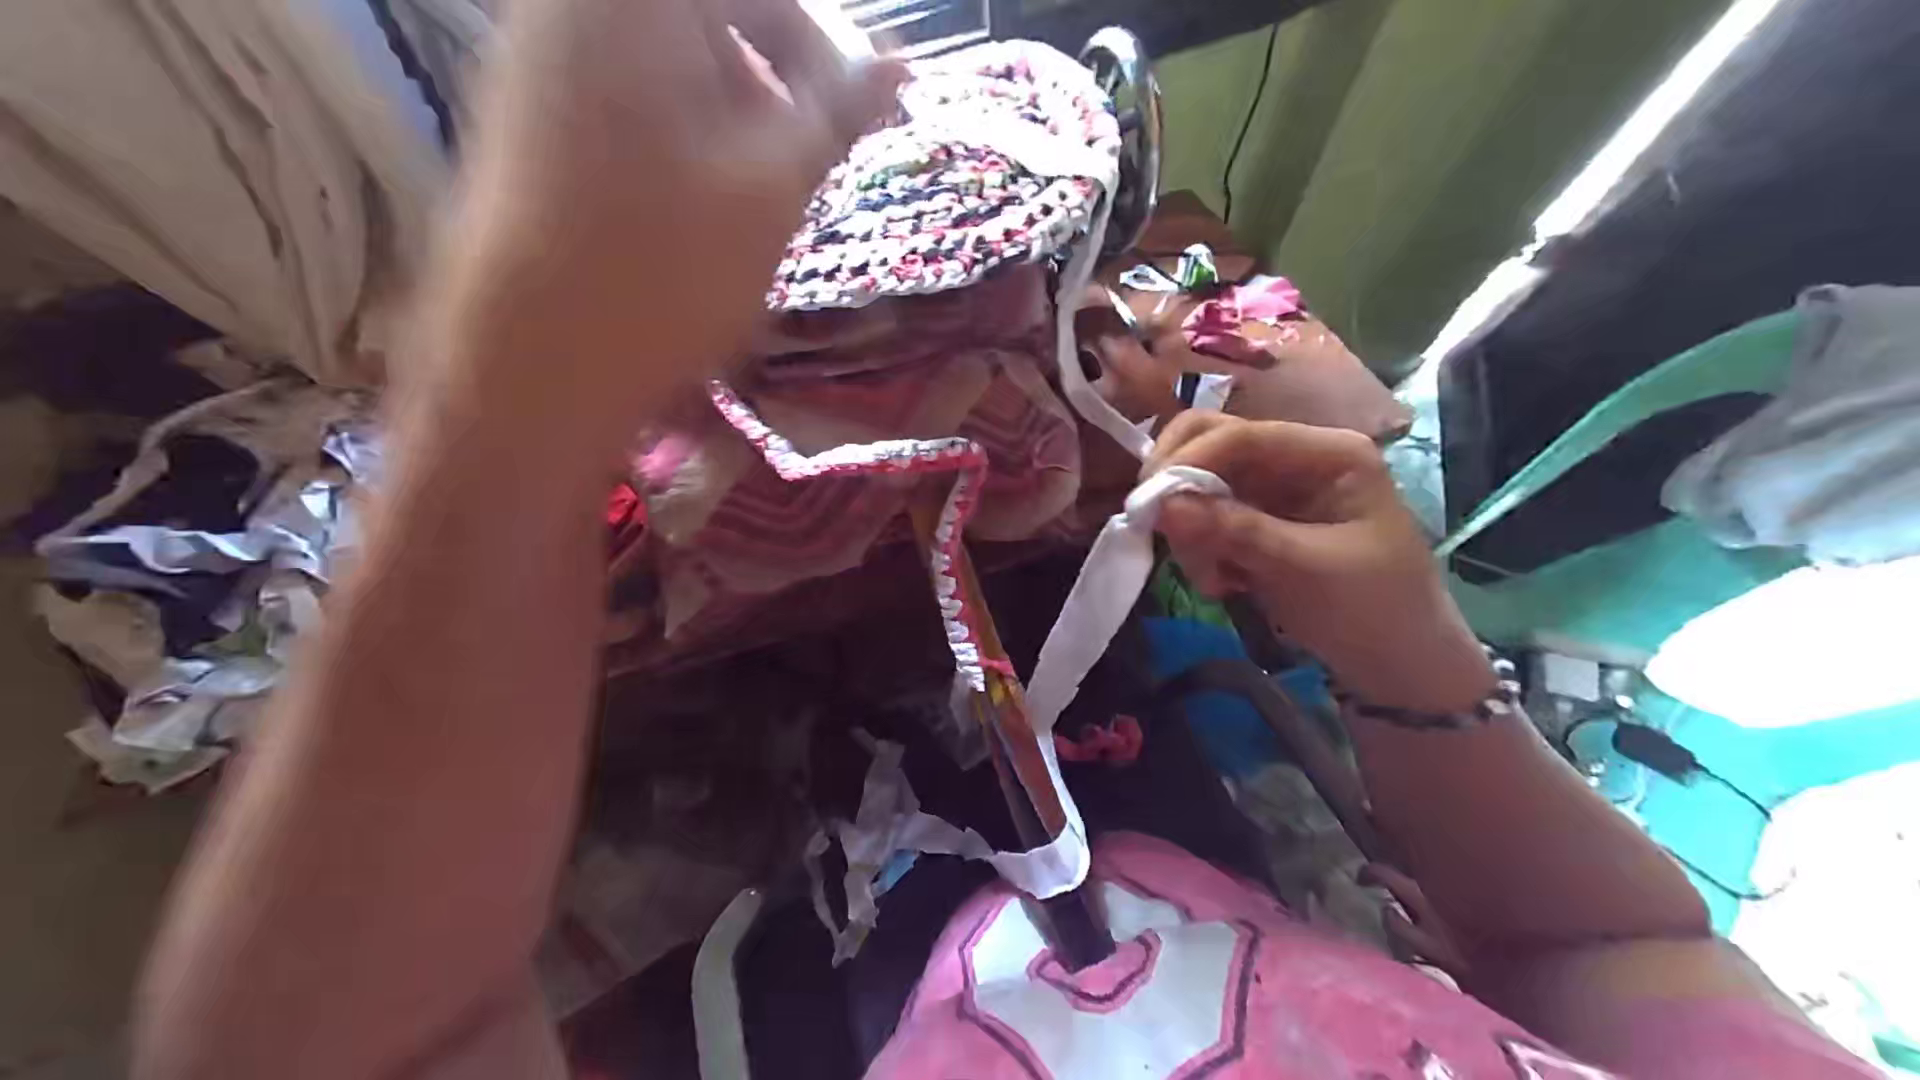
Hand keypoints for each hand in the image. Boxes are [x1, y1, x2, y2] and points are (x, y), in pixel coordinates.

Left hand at [422, 0, 905, 440]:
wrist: (538, 362)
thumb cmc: (667, 270)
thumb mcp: (773, 188)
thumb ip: (838, 114)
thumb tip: (898, 67)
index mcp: (634, 2)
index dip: (820, 48)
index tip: (851, 119)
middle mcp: (572, 7)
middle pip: (708, 20)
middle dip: (771, 84)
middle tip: (801, 160)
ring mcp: (537, 61)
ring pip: (670, 64)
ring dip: (730, 116)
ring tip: (752, 194)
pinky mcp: (527, 121)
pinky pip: (627, 98)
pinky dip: (681, 135)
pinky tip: (696, 205)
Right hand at [1146, 411, 1492, 711]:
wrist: (1395, 664)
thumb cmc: (1373, 609)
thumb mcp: (1306, 568)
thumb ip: (1236, 532)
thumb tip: (1163, 506)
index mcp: (1328, 453)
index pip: (1242, 435)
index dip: (1190, 460)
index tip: (1150, 502)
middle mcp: (1293, 459)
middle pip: (1210, 443)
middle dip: (1180, 483)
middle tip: (1157, 526)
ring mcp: (1270, 489)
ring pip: (1197, 484)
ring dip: (1189, 530)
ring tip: (1214, 581)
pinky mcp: (1252, 520)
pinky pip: (1201, 519)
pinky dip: (1198, 549)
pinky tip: (1222, 584)